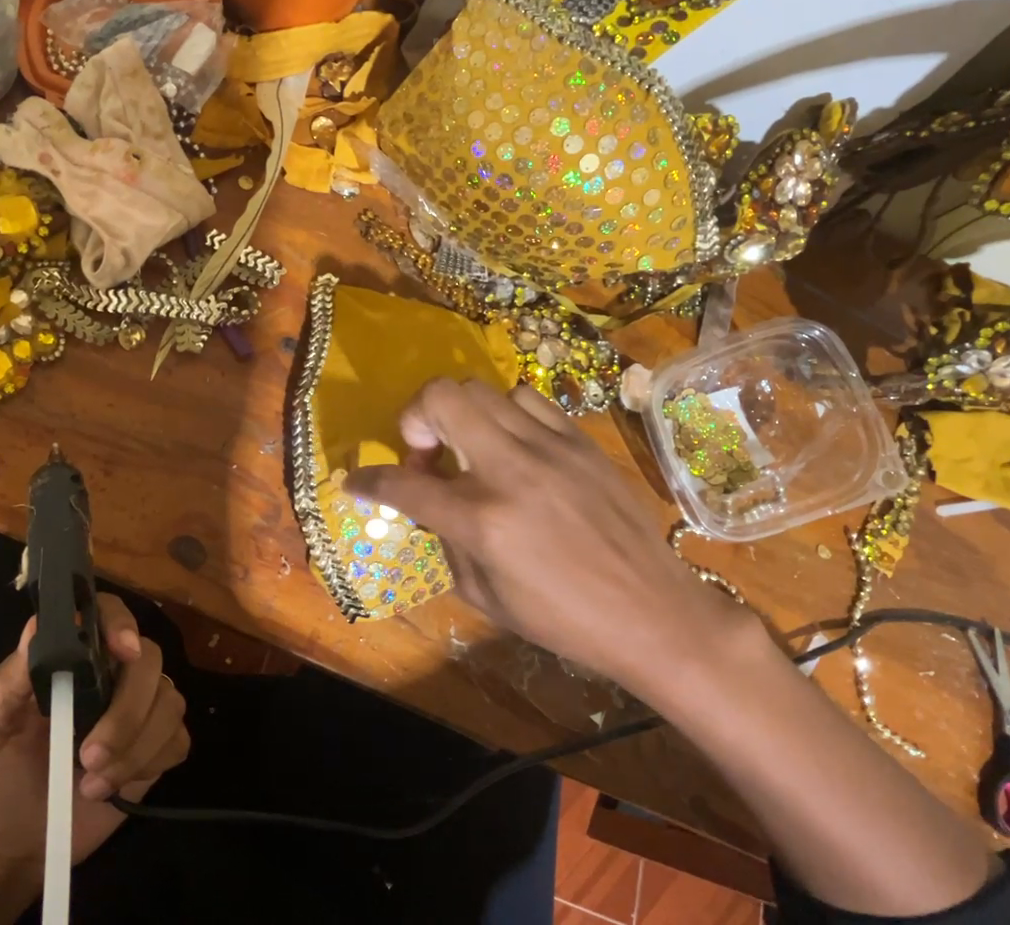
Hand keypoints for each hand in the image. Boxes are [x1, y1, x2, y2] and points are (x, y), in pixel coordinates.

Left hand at [0, 593, 189, 865]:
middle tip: (87, 754)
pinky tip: (111, 789)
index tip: (123, 651)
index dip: (120, 623)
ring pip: (168, 701)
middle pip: (148, 659)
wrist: (10, 841)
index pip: (104, 613)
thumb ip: (5, 681)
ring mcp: (137, 711)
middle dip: (127, 708)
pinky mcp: (154, 750)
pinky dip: (149, 763)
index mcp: (66, 657)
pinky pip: (177, 739)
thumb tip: (37, 629)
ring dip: (136, 745)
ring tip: (91, 782)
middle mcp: (108, 674)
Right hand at [344, 378, 746, 687]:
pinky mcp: (582, 442)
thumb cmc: (561, 620)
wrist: (654, 615)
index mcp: (482, 521)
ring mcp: (552, 449)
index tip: (355, 481)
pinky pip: (528, 401)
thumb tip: (427, 501)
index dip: (367, 479)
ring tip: (473, 450)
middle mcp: (512, 471)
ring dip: (462, 416)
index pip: (402, 482)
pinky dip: (505, 417)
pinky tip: (515, 450)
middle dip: (415, 419)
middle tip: (428, 454)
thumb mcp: (482, 595)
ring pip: (482, 389)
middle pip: (440, 397)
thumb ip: (445, 538)